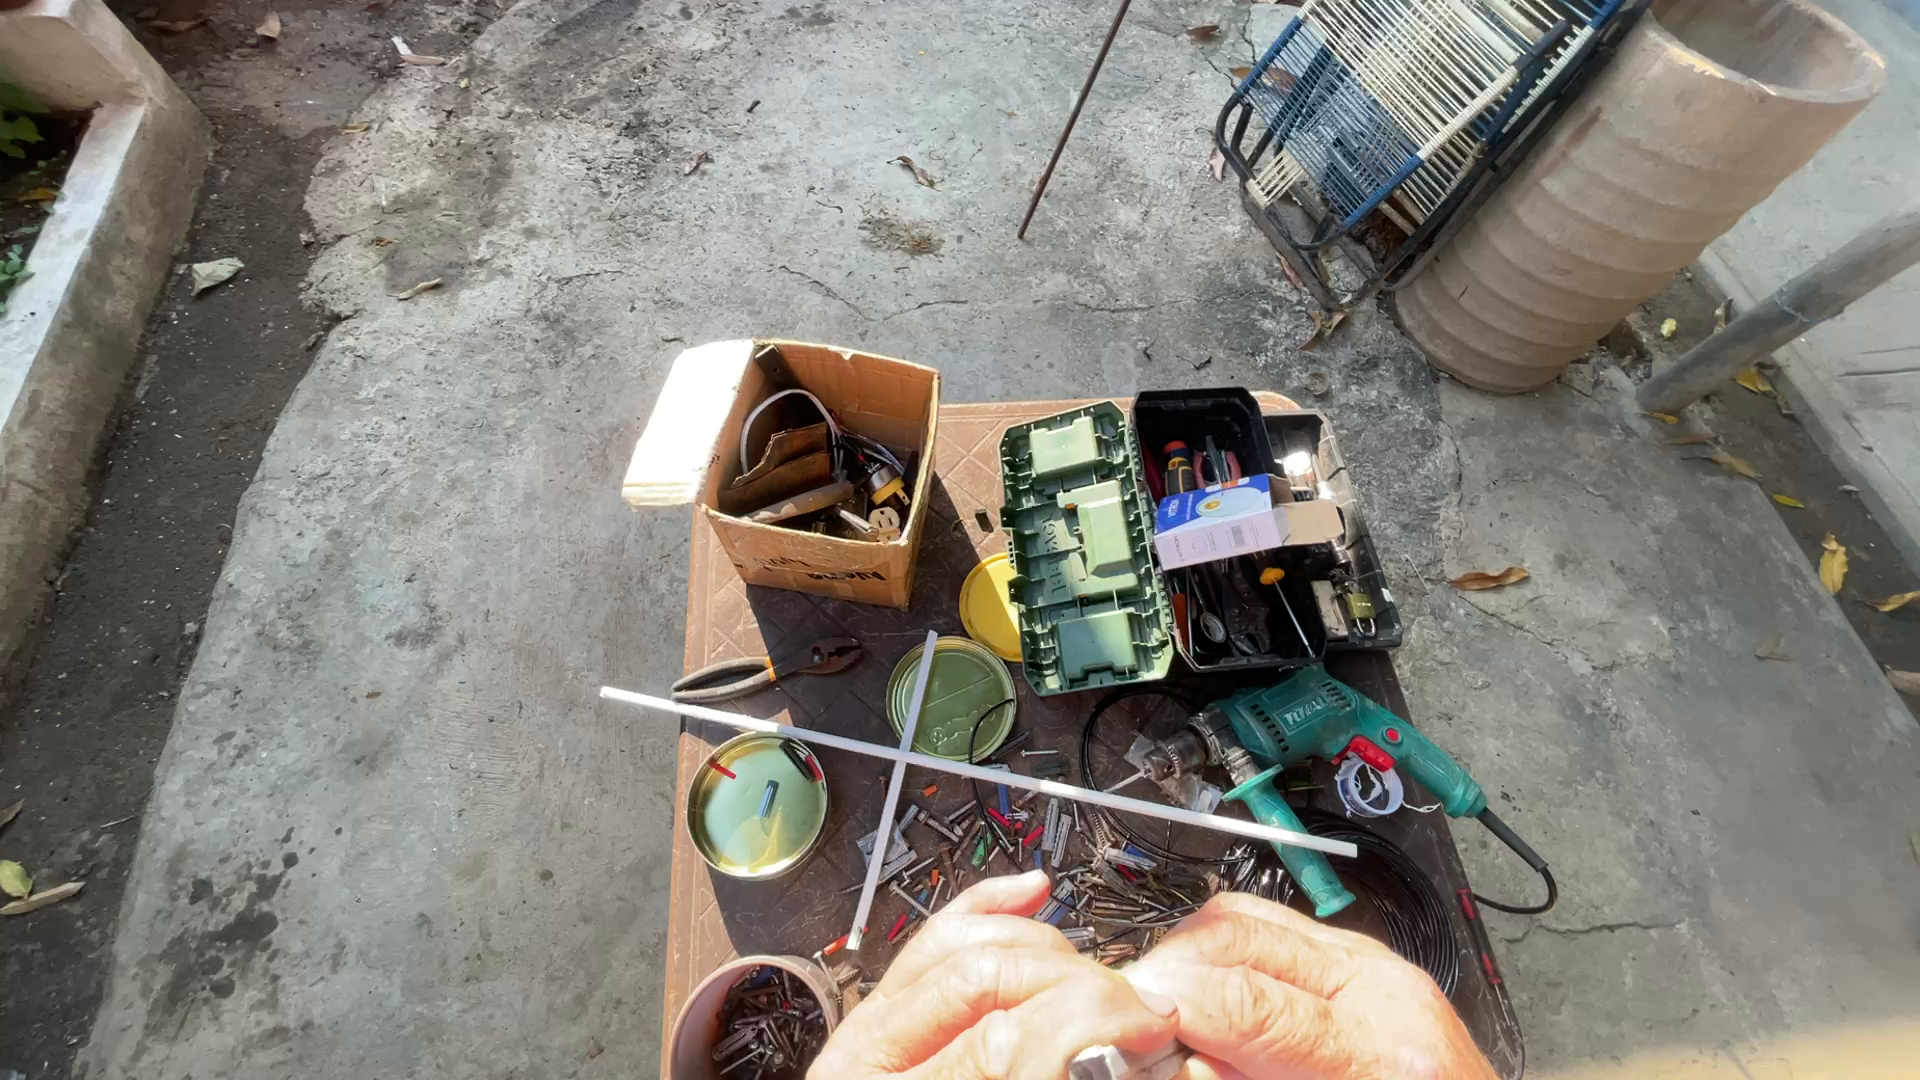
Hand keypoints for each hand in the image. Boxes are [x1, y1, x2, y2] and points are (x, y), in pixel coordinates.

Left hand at [808, 871, 1178, 1079]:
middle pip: (988, 980)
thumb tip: (1154, 1064)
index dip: (1089, 1018)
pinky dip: (989, 906)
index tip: (1147, 1025)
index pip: (1004, 1043)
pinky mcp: (880, 1007)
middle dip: (1078, 981)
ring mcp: (871, 1026)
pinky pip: (936, 935)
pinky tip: (1029, 896)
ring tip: (1094, 973)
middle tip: (1133, 1005)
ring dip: (1043, 944)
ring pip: (962, 942)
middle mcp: (875, 1060)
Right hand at [1124, 892, 1494, 1079]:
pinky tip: (1205, 979)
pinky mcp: (1359, 952)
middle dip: (1171, 960)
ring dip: (1188, 945)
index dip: (1177, 1002)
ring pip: (1244, 912)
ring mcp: (1370, 960)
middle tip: (1133, 998)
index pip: (1249, 1002)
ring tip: (1165, 991)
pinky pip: (1267, 920)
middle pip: (1238, 933)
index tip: (1130, 1016)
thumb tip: (1177, 1057)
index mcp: (1382, 1057)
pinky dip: (1219, 942)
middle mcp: (1379, 987)